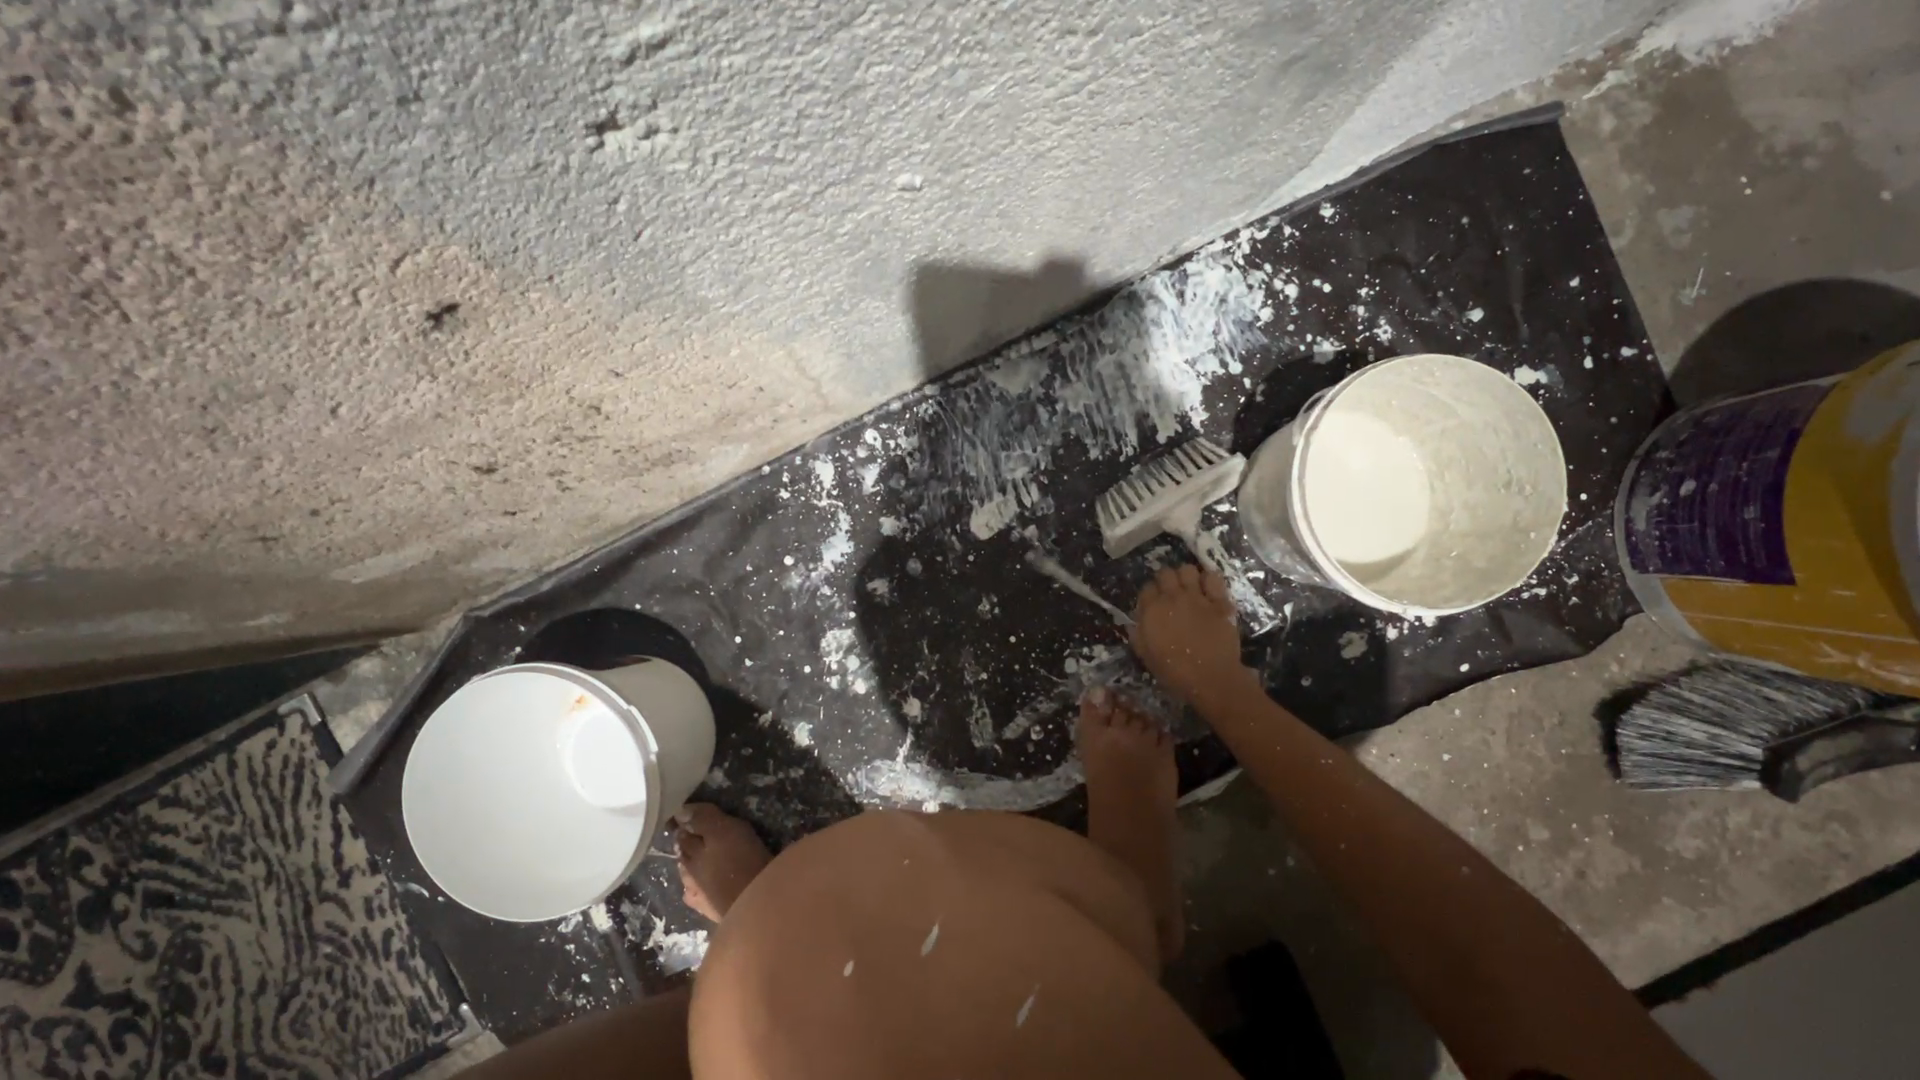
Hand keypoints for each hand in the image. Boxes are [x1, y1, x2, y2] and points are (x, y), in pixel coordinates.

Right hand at [1130, 565, 1252, 705]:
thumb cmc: (1175, 672)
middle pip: (1165, 573)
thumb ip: (1138, 634)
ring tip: (1189, 588)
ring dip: (1186, 576)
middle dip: (1166, 580)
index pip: (1146, 588)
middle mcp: (1173, 598)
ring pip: (1188, 569)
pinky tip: (1208, 590)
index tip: (1154, 605)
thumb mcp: (1146, 656)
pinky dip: (1209, 580)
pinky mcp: (1220, 601)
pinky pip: (1213, 578)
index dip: (1150, 595)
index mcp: (1152, 610)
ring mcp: (1198, 597)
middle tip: (1171, 594)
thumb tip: (1136, 621)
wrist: (1211, 678)